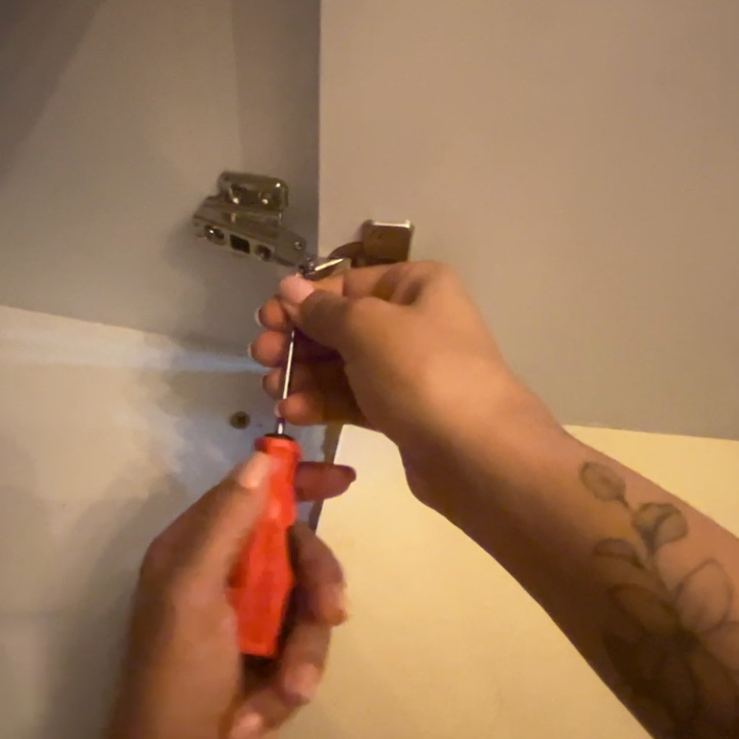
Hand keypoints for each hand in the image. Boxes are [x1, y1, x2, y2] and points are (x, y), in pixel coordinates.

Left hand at [100, 450, 351, 738]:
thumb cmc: (175, 674)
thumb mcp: (192, 591)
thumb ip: (226, 524)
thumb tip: (262, 457)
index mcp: (196, 547)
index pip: (252, 493)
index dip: (295, 479)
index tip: (341, 478)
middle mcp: (227, 571)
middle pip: (296, 544)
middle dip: (317, 578)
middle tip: (329, 609)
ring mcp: (256, 612)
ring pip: (313, 595)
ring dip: (307, 643)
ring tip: (292, 683)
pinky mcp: (278, 651)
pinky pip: (312, 640)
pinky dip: (300, 671)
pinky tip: (279, 700)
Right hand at [251, 262, 559, 497]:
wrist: (477, 454)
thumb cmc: (422, 372)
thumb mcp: (367, 328)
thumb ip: (322, 311)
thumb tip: (289, 288)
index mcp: (416, 286)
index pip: (347, 284)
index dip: (304, 300)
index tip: (266, 319)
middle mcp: (413, 322)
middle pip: (341, 326)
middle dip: (298, 341)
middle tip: (261, 356)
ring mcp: (407, 371)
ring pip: (342, 365)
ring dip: (304, 376)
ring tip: (271, 390)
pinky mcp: (400, 412)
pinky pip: (353, 398)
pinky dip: (321, 403)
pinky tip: (292, 413)